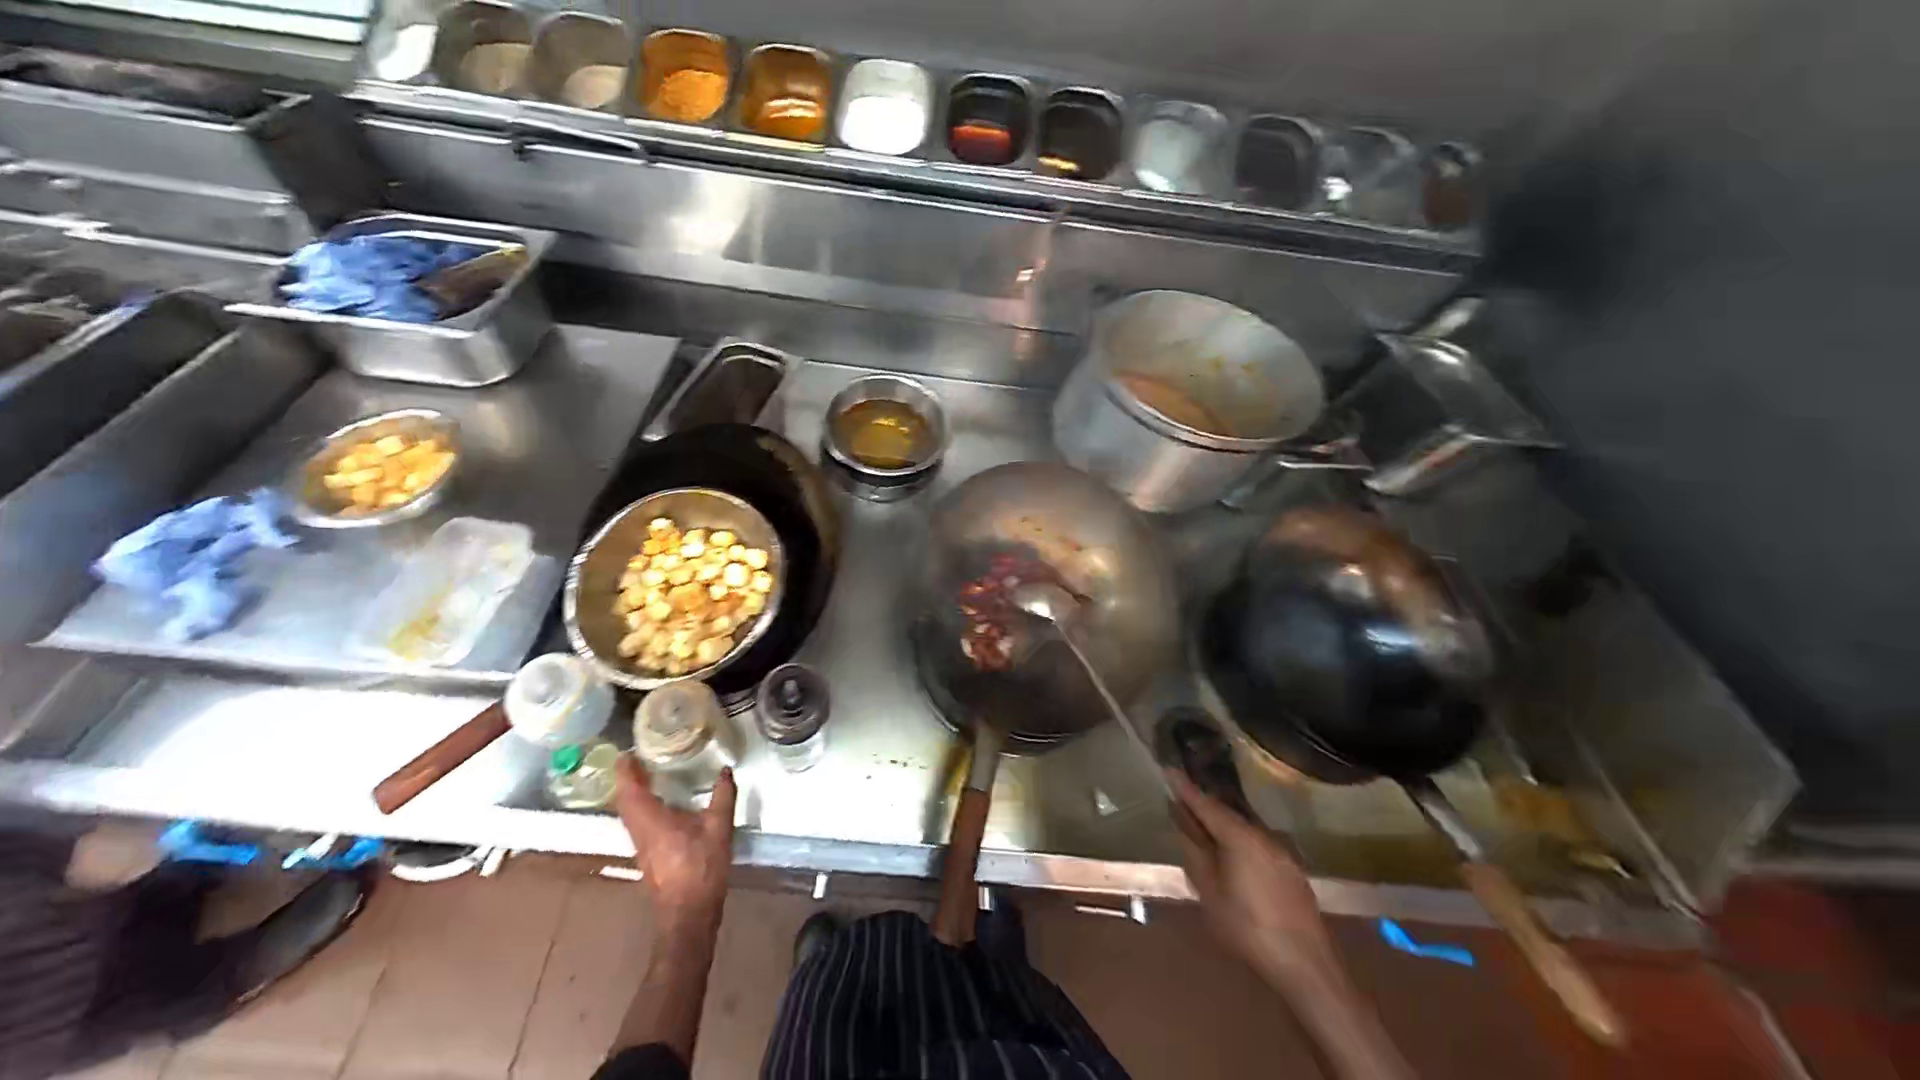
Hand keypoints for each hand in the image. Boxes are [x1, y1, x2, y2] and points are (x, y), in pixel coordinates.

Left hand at [614, 755, 737, 917]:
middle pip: (624, 801)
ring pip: (628, 814)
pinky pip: (637, 823)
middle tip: (636, 759)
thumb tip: (726, 770)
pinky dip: (640, 807)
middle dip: (627, 779)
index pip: (630, 789)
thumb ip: (723, 796)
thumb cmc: (701, 868)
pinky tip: (657, 805)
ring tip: (644, 776)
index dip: (625, 770)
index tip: (627, 752)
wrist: (688, 914)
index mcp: (652, 820)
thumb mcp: (719, 828)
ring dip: (631, 794)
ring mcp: (641, 846)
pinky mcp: (648, 856)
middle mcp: (640, 831)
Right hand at [1168, 770, 1338, 987]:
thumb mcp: (1209, 893)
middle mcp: (1264, 836)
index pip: (1206, 805)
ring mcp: (1282, 853)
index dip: (1185, 788)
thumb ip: (1196, 855)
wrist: (1304, 965)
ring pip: (1245, 829)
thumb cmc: (1247, 927)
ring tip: (1203, 827)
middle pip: (1228, 814)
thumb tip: (1184, 828)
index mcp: (1240, 836)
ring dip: (1223, 826)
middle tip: (1182, 800)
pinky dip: (1240, 842)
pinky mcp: (1292, 871)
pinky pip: (1259, 845)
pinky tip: (1233, 856)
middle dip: (1205, 807)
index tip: (1169, 769)